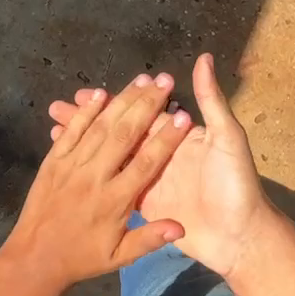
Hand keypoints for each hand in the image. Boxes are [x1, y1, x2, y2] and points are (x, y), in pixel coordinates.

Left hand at [0, 72, 192, 293]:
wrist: (34, 258)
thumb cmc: (82, 257)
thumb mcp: (119, 257)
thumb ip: (150, 239)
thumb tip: (181, 227)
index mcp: (115, 201)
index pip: (146, 164)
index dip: (166, 139)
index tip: (184, 117)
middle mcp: (94, 177)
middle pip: (125, 135)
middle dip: (147, 106)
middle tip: (165, 82)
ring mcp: (71, 166)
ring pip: (100, 126)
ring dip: (122, 100)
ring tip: (142, 80)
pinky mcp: (53, 160)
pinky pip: (72, 131)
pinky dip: (86, 111)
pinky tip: (101, 92)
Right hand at [46, 54, 275, 279]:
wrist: (240, 237)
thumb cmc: (237, 183)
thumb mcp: (227, 137)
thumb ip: (211, 100)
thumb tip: (204, 58)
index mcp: (177, 134)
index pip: (138, 112)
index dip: (112, 102)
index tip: (84, 92)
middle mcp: (160, 153)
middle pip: (119, 131)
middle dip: (90, 119)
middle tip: (57, 107)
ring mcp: (151, 179)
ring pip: (112, 156)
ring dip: (86, 143)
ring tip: (53, 131)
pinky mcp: (145, 204)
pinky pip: (115, 183)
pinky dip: (94, 173)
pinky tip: (70, 165)